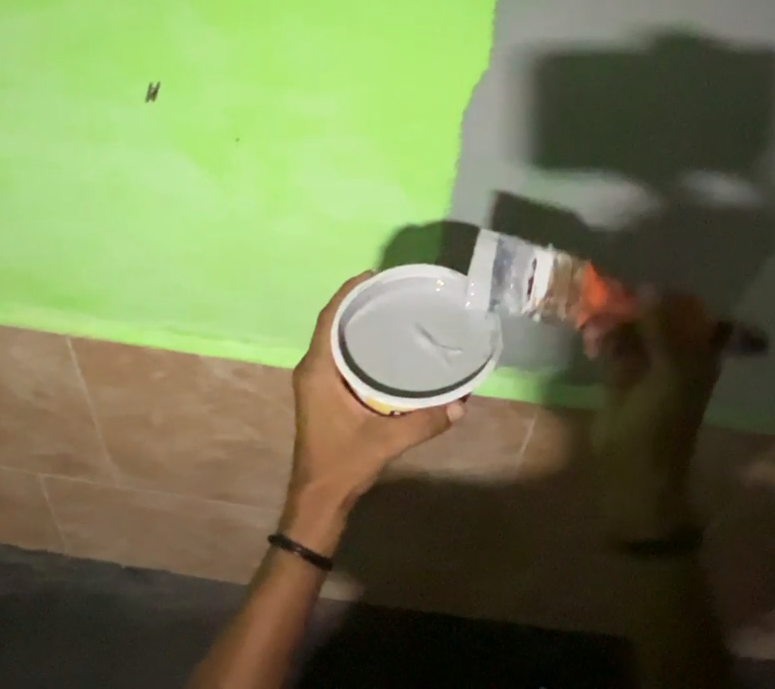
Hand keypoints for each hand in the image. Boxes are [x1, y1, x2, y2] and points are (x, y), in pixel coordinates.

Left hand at [281, 272, 463, 551]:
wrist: (318, 499)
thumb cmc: (342, 464)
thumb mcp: (386, 441)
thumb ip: (423, 421)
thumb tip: (461, 403)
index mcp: (318, 370)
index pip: (328, 318)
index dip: (347, 292)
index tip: (372, 275)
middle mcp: (312, 369)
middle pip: (332, 324)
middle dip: (358, 304)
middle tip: (392, 291)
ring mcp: (315, 382)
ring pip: (335, 340)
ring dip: (357, 324)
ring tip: (391, 311)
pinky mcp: (324, 394)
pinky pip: (339, 356)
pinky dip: (358, 345)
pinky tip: (384, 347)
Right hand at [591, 292, 729, 542]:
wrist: (632, 473)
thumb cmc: (658, 425)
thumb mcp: (667, 373)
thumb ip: (660, 328)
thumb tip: (650, 286)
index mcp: (696, 356)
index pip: (687, 311)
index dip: (666, 295)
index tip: (639, 283)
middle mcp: (674, 357)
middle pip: (655, 317)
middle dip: (631, 307)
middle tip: (607, 300)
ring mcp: (646, 368)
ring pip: (631, 329)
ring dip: (612, 323)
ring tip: (595, 328)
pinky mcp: (620, 378)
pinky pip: (613, 346)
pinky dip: (602, 340)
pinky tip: (591, 341)